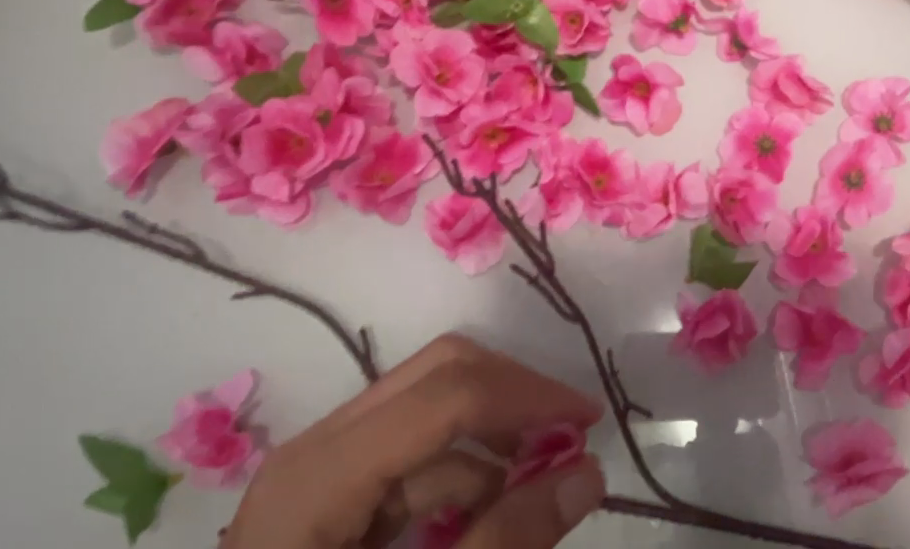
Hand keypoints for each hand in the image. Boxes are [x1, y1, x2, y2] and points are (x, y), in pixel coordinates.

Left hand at [222, 335, 605, 548]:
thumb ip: (503, 543)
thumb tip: (588, 474)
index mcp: (321, 477)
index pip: (447, 397)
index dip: (528, 399)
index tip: (591, 424)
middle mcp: (318, 448)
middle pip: (438, 376)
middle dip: (514, 399)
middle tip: (571, 439)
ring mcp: (321, 467)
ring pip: (430, 408)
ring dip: (494, 438)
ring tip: (539, 487)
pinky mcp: (331, 491)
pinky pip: (414, 452)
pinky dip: (464, 471)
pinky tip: (490, 513)